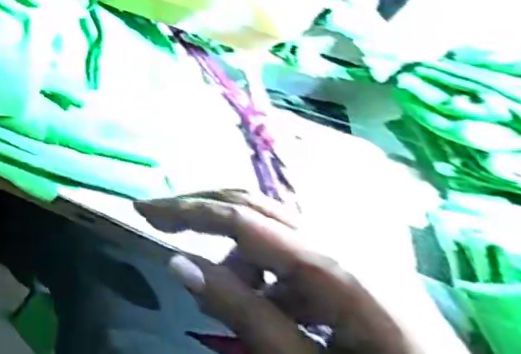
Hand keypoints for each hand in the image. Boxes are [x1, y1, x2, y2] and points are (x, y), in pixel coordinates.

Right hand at [135, 191, 462, 353]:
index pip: (242, 218)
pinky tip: (269, 299)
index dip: (186, 210)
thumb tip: (177, 262)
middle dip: (204, 208)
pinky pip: (309, 250)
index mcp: (338, 270)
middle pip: (261, 205)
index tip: (140, 212)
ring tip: (224, 284)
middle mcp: (354, 251)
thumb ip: (245, 315)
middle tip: (159, 219)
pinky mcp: (380, 284)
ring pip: (283, 226)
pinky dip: (273, 262)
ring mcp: (372, 265)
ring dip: (240, 241)